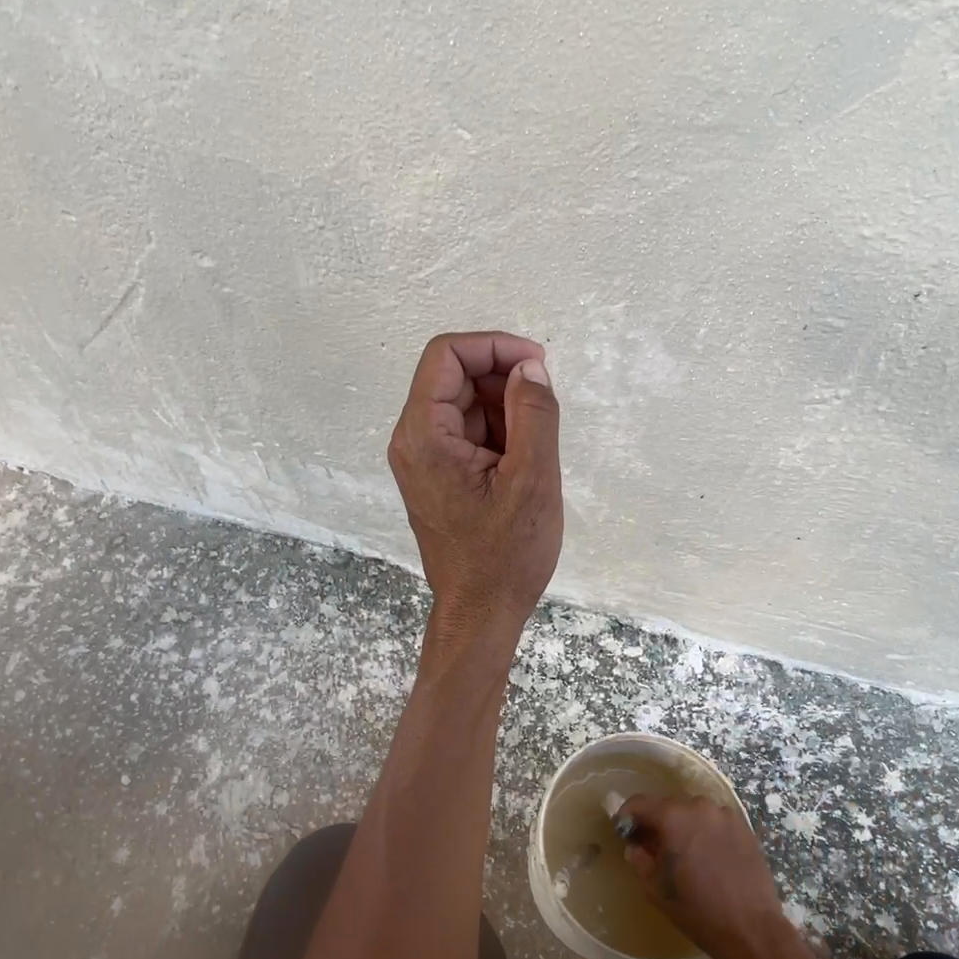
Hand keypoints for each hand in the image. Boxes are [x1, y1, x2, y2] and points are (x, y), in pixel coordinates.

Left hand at [387, 332, 562, 622]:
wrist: (481, 612)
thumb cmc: (506, 555)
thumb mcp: (533, 479)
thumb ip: (534, 413)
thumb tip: (530, 367)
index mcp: (423, 435)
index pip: (446, 356)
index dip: (493, 346)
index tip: (537, 364)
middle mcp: (412, 440)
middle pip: (454, 377)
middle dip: (503, 381)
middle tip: (546, 411)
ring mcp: (423, 459)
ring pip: (464, 404)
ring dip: (505, 409)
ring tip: (536, 449)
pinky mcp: (437, 475)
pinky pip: (466, 432)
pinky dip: (499, 433)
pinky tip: (523, 463)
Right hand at [617, 795, 801, 958]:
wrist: (751, 930)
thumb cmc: (697, 910)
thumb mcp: (656, 889)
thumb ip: (639, 860)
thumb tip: (635, 847)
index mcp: (673, 818)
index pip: (640, 804)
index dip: (627, 816)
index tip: (624, 832)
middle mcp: (699, 807)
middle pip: (668, 807)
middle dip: (657, 823)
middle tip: (653, 848)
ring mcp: (725, 816)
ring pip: (693, 813)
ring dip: (683, 827)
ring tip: (684, 853)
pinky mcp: (744, 828)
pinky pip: (715, 822)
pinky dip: (706, 832)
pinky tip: (708, 857)